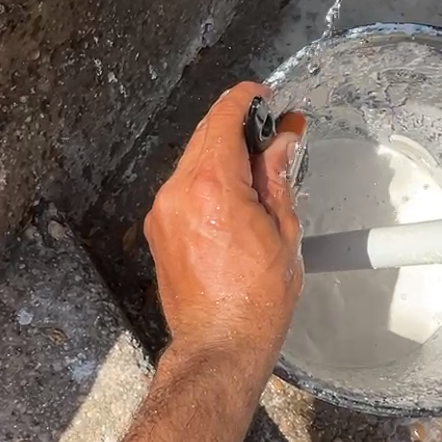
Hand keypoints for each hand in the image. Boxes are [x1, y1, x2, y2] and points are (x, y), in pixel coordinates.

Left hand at [144, 83, 303, 381]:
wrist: (219, 345)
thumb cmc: (256, 301)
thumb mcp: (283, 232)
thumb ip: (278, 177)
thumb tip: (283, 141)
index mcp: (213, 187)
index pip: (223, 119)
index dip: (245, 99)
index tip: (263, 95)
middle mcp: (178, 192)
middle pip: (205, 135)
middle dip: (238, 127)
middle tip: (272, 132)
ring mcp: (162, 211)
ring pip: (193, 160)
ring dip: (223, 154)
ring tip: (259, 169)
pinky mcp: (159, 229)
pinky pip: (184, 187)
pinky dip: (208, 179)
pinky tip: (235, 195)